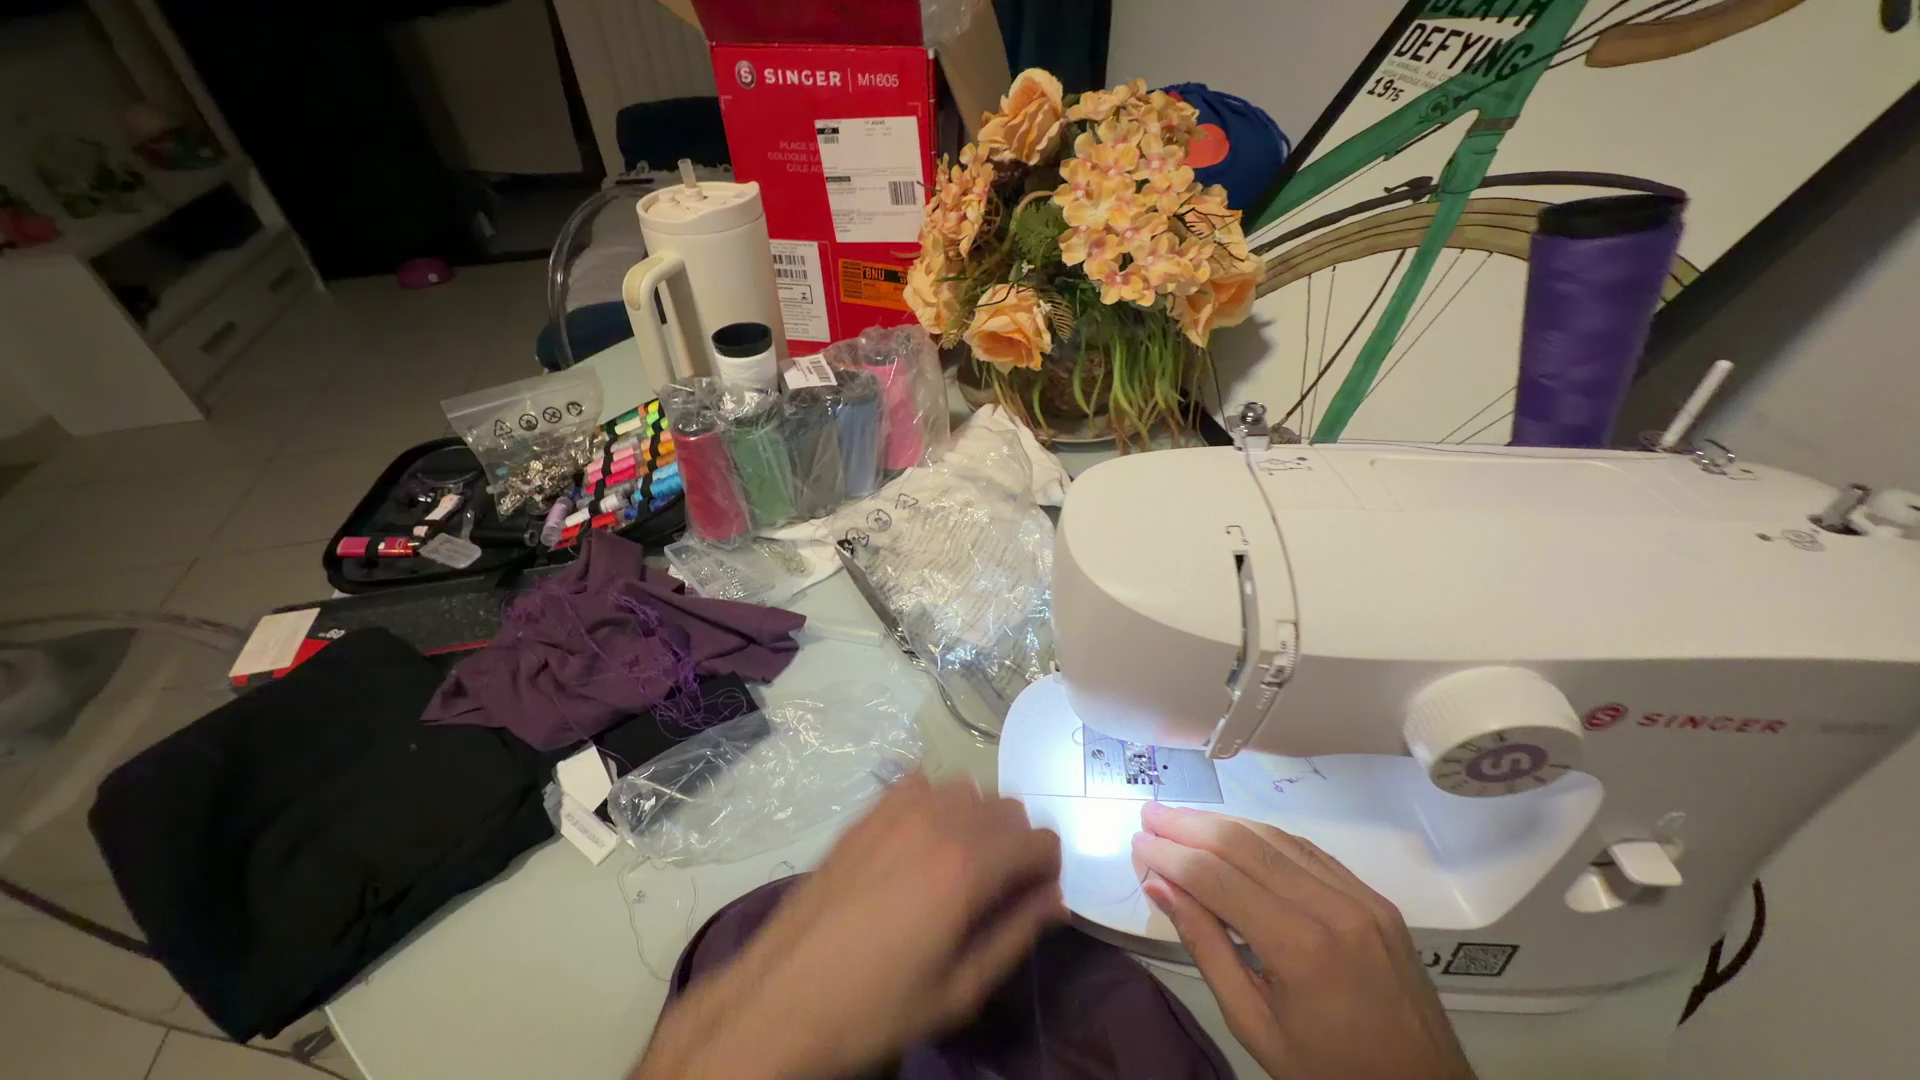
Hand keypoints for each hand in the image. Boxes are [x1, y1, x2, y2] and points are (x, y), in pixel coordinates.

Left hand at [634, 773, 1063, 1079]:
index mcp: (968, 866)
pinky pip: (921, 783)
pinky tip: (918, 841)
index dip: (1047, 870)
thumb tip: (1056, 898)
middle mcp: (938, 820)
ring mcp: (897, 809)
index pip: (1039, 839)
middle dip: (1017, 844)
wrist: (784, 995)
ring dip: (977, 819)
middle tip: (999, 890)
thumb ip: (1017, 933)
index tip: (1034, 899)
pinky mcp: (866, 812)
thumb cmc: (878, 1004)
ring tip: (957, 865)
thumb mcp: (961, 988)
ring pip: (966, 788)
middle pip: (1007, 808)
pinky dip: (934, 802)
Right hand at [1134, 802, 1475, 1079]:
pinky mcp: (1374, 897)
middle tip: (1150, 813)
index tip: (1138, 841)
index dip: (1171, 854)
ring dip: (1222, 822)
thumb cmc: (1327, 1071)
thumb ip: (1205, 947)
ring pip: (1276, 837)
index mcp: (1300, 948)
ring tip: (1181, 818)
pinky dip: (1263, 836)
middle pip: (1244, 843)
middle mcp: (1332, 907)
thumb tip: (1159, 885)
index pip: (1216, 878)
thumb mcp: (1254, 1025)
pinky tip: (1234, 832)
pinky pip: (1307, 851)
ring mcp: (1360, 897)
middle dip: (1190, 824)